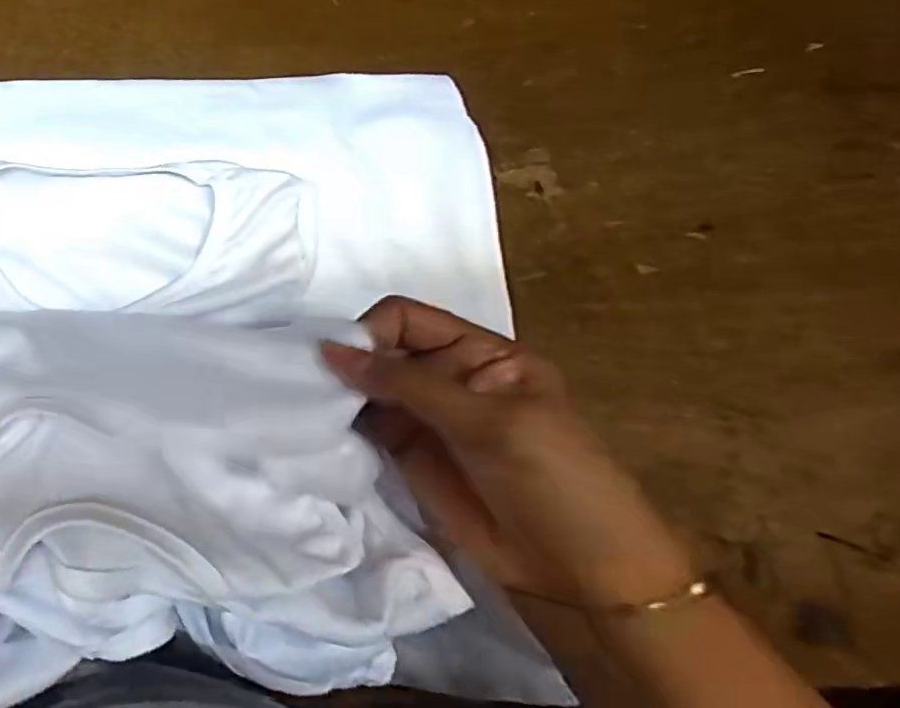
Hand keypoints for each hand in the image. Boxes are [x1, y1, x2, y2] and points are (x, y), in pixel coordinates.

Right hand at [322, 297, 695, 606]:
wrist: (586, 581)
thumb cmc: (555, 482)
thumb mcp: (488, 422)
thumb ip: (408, 384)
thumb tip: (329, 349)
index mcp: (478, 352)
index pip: (405, 318)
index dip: (370, 332)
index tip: (341, 361)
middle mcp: (445, 375)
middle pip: (380, 349)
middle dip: (349, 362)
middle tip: (314, 385)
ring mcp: (425, 416)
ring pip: (366, 386)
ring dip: (340, 392)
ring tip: (313, 407)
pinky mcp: (407, 453)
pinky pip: (365, 425)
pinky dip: (342, 423)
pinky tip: (324, 429)